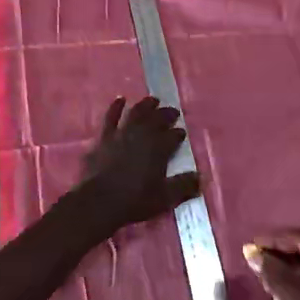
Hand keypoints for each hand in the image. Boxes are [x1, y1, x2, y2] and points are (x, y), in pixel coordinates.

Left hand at [77, 97, 202, 226]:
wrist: (100, 200)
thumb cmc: (135, 200)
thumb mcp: (164, 197)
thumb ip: (183, 186)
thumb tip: (200, 178)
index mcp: (159, 148)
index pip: (173, 136)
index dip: (178, 134)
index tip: (181, 133)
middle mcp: (142, 135)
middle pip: (157, 119)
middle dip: (167, 114)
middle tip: (173, 112)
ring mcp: (122, 133)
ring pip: (137, 113)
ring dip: (146, 105)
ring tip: (153, 100)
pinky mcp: (105, 136)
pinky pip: (111, 117)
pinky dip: (117, 107)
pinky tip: (121, 99)